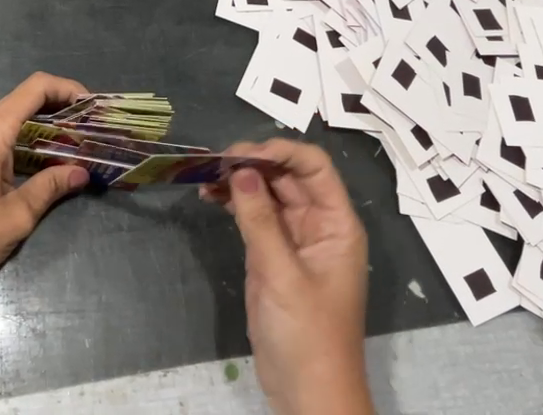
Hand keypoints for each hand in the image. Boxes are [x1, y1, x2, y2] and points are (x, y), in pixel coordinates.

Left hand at [0, 72, 91, 285]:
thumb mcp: (18, 214)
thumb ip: (51, 187)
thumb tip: (82, 173)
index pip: (36, 88)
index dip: (67, 89)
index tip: (93, 108)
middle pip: (27, 100)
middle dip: (62, 110)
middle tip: (92, 131)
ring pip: (16, 119)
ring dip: (47, 128)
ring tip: (78, 147)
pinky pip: (4, 136)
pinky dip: (29, 142)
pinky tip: (48, 163)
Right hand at [204, 140, 370, 414]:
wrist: (307, 393)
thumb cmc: (307, 334)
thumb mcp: (282, 274)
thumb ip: (261, 219)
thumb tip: (240, 170)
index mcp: (336, 224)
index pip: (314, 167)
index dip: (282, 151)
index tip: (243, 153)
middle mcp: (317, 224)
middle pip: (287, 175)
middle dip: (252, 162)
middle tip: (214, 161)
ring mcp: (293, 239)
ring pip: (266, 192)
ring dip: (239, 180)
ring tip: (206, 176)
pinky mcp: (271, 254)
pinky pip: (253, 214)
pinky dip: (232, 202)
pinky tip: (209, 196)